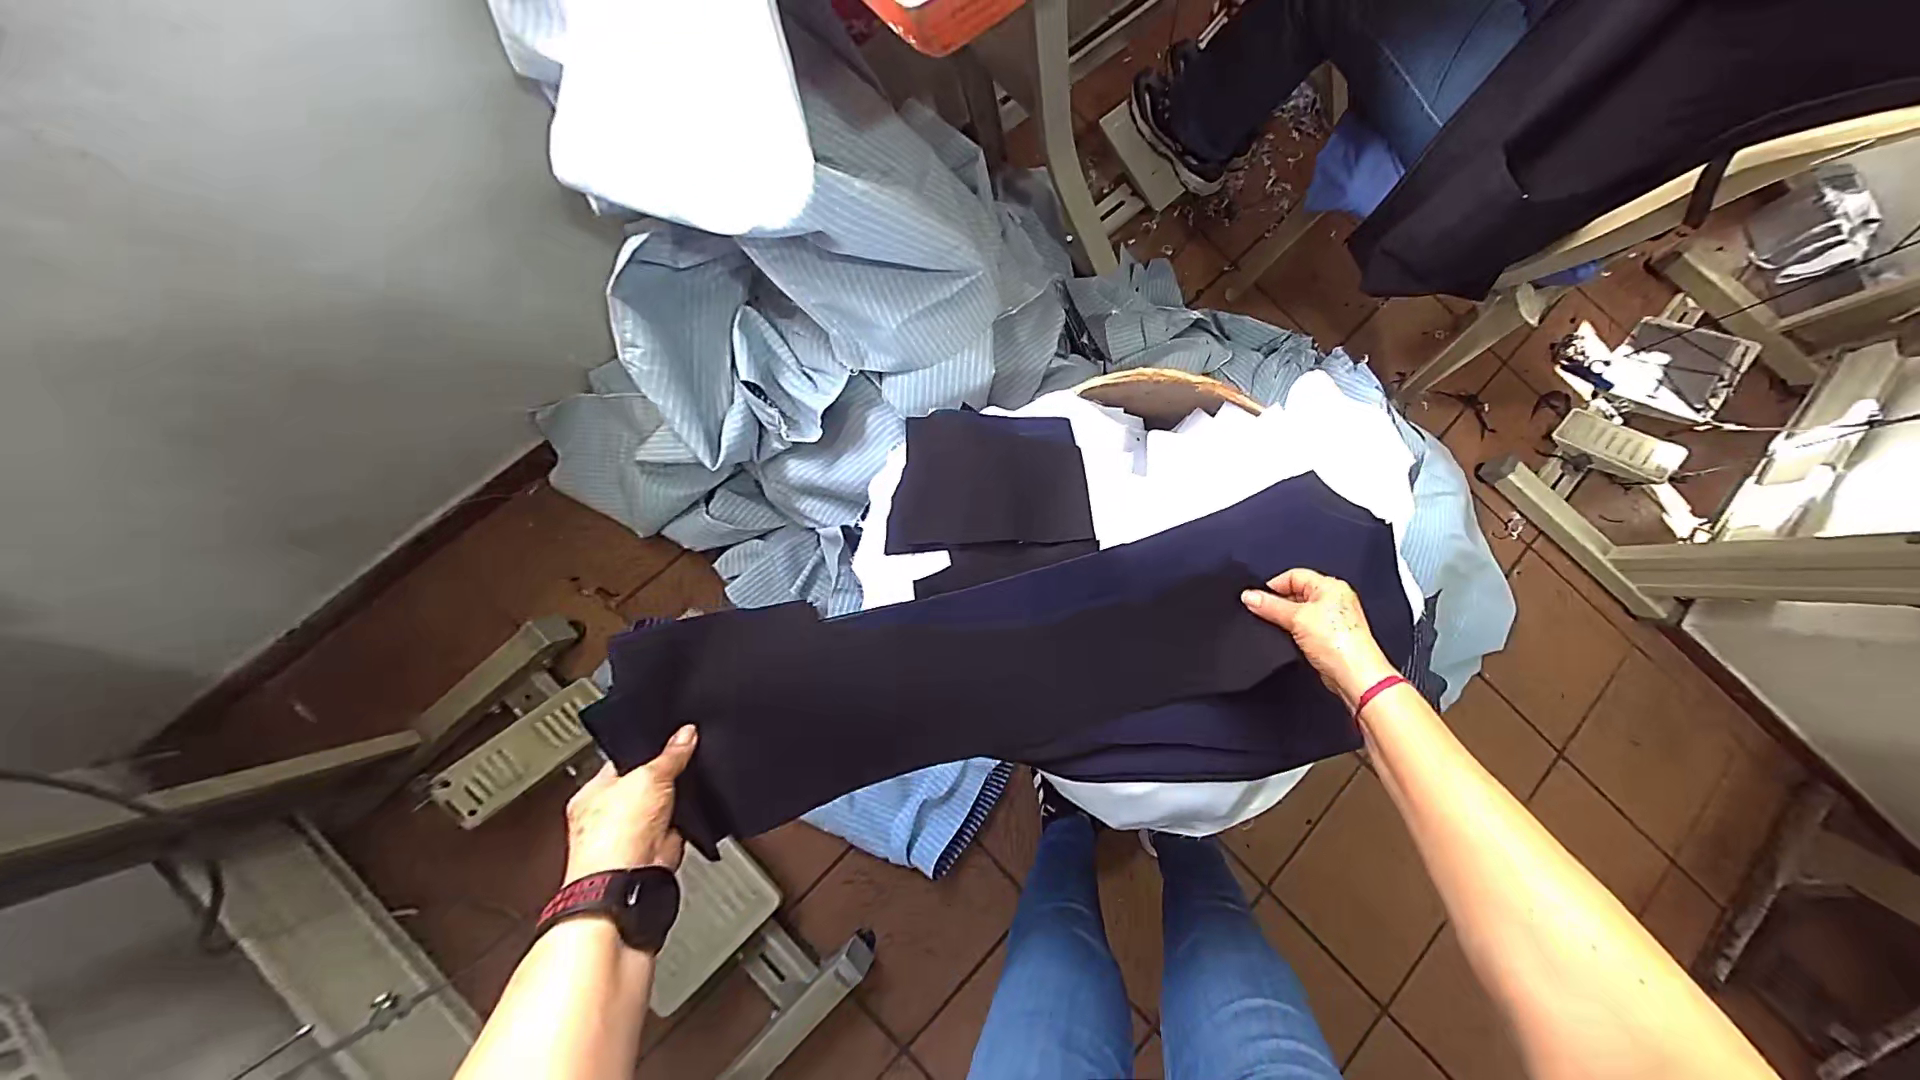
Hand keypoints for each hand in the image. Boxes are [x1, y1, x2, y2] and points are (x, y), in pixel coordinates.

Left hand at [563, 725, 696, 882]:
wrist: (627, 882)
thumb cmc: (613, 838)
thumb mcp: (648, 777)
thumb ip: (670, 755)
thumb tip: (686, 734)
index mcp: (593, 792)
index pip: (624, 759)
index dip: (649, 747)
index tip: (672, 736)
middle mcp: (611, 813)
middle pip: (648, 780)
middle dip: (666, 773)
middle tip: (680, 762)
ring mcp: (635, 831)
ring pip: (666, 802)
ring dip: (677, 798)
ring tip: (681, 791)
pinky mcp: (657, 846)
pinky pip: (679, 821)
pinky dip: (687, 818)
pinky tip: (688, 812)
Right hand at [1241, 569, 1397, 708]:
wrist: (1354, 675)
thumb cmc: (1340, 644)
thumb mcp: (1295, 618)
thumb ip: (1269, 605)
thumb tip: (1249, 596)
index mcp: (1331, 586)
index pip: (1293, 576)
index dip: (1273, 586)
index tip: (1257, 598)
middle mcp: (1334, 599)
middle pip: (1294, 593)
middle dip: (1278, 604)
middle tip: (1265, 613)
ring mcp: (1332, 619)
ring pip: (1298, 612)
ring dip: (1286, 620)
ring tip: (1283, 629)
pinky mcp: (1328, 636)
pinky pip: (1303, 627)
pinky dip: (1294, 632)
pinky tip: (1291, 640)